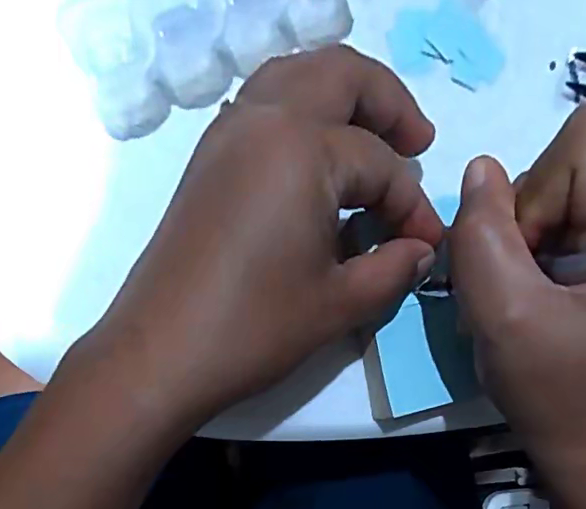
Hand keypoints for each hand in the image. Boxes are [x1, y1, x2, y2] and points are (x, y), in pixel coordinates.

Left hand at [74, 46, 444, 428]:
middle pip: (340, 76)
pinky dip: (296, 117)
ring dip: (339, 98)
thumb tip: (420, 251)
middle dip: (388, 105)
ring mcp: (225, 137)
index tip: (426, 244)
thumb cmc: (253, 330)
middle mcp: (263, 120)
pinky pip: (260, 111)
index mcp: (303, 147)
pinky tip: (310, 166)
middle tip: (416, 144)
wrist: (160, 355)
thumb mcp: (337, 305)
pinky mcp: (203, 164)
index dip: (412, 205)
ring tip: (365, 144)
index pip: (380, 162)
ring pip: (294, 80)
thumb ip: (391, 270)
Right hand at [448, 105, 585, 452]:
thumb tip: (481, 170)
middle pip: (567, 155)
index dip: (535, 198)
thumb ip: (483, 238)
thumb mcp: (504, 316)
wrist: (569, 428)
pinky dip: (525, 244)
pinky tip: (529, 288)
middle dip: (524, 218)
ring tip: (522, 291)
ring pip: (552, 181)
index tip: (527, 265)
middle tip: (522, 283)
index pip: (582, 142)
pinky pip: (552, 207)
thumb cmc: (546, 384)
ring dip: (519, 235)